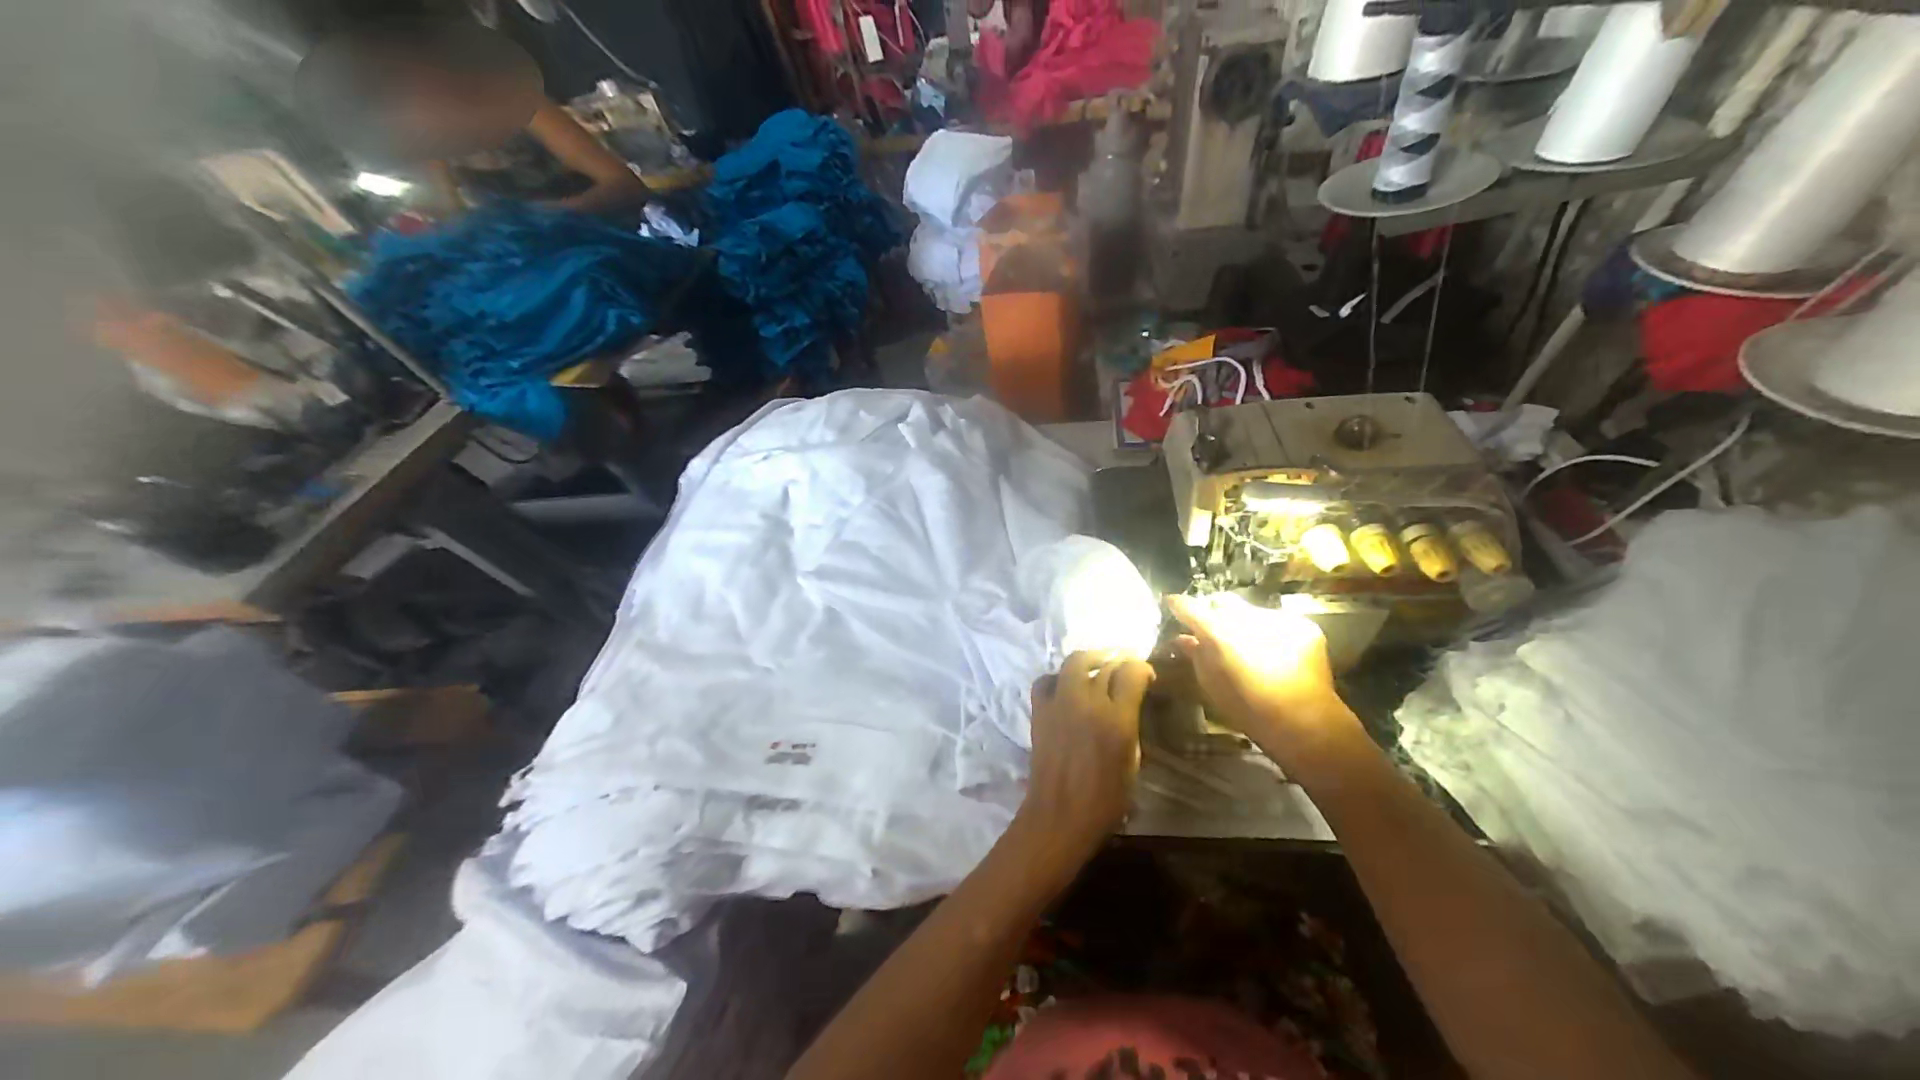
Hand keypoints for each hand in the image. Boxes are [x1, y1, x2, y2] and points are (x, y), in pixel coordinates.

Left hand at [1017, 651, 1153, 853]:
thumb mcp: (1132, 763)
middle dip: (1118, 661)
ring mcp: (1060, 703)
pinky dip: (1057, 678)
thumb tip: (1128, 708)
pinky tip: (1065, 686)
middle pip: (1105, 664)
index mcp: (1117, 719)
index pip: (1132, 673)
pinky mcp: (1039, 710)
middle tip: (1124, 669)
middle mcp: (1088, 702)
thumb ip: (1130, 727)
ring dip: (1090, 661)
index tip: (1146, 676)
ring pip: (1074, 662)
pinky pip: (1046, 680)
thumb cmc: (1105, 801)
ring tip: (1097, 667)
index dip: (1142, 669)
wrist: (1060, 815)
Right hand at [1166, 593, 1354, 760]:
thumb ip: (1195, 655)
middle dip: (1214, 611)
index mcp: (1219, 634)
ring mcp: (1278, 618)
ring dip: (1243, 622)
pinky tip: (1271, 651)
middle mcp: (1248, 618)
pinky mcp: (1302, 624)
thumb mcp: (1210, 683)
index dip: (1177, 604)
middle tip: (1210, 628)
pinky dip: (1269, 631)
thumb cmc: (1248, 708)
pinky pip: (1277, 621)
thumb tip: (1182, 638)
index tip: (1171, 603)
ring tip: (1245, 643)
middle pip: (1223, 602)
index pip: (1190, 606)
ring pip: (1251, 611)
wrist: (1303, 721)